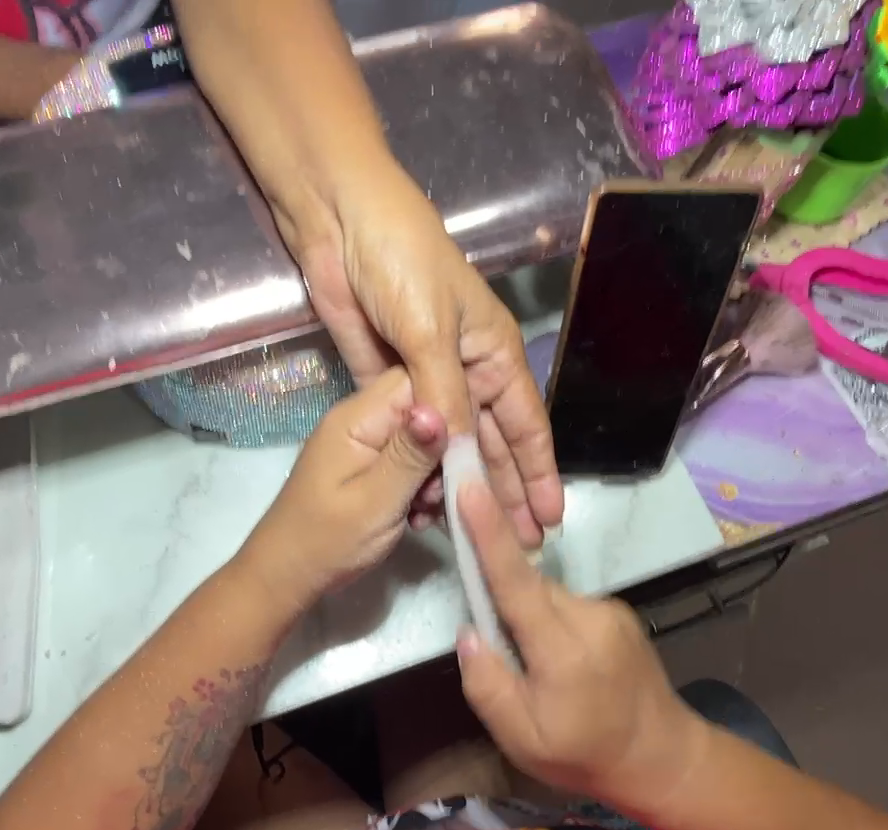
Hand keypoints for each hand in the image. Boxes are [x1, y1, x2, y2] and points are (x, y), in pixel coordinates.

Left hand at [238, 367, 446, 609]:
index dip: (449, 406)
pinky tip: (419, 516)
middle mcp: (360, 420)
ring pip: (421, 438)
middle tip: (440, 491)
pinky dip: (421, 487)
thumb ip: (409, 455)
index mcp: (356, 418)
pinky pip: (409, 461)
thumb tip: (441, 407)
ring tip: (427, 510)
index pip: (416, 378)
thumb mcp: (374, 501)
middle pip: (423, 406)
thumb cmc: (326, 541)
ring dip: (435, 473)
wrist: (287, 575)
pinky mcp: (370, 466)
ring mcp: (364, 443)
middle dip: (444, 447)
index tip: (462, 450)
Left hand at [283, 169, 563, 546]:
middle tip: (521, 544)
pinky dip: (423, 471)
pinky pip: (415, 441)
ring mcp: (426, 386)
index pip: (522, 424)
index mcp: (491, 354)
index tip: (549, 516)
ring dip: (464, 489)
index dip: (536, 472)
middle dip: (506, 492)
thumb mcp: (429, 333)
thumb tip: (461, 456)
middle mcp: (465, 374)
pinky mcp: (389, 391)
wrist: (338, 227)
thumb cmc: (399, 267)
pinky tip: (429, 505)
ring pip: (452, 448)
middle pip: (491, 444)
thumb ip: (444, 398)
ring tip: (477, 537)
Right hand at [452, 479, 708, 804]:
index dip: (489, 535)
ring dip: (529, 616)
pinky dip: (551, 622)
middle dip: (502, 598)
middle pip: (528, 585)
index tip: (470, 490)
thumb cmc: (584, 757)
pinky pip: (568, 605)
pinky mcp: (619, 615)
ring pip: (547, 595)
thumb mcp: (521, 740)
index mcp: (563, 651)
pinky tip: (562, 663)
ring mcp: (610, 612)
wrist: (665, 759)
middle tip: (496, 646)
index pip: (517, 583)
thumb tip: (468, 632)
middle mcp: (590, 617)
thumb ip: (487, 685)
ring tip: (537, 669)